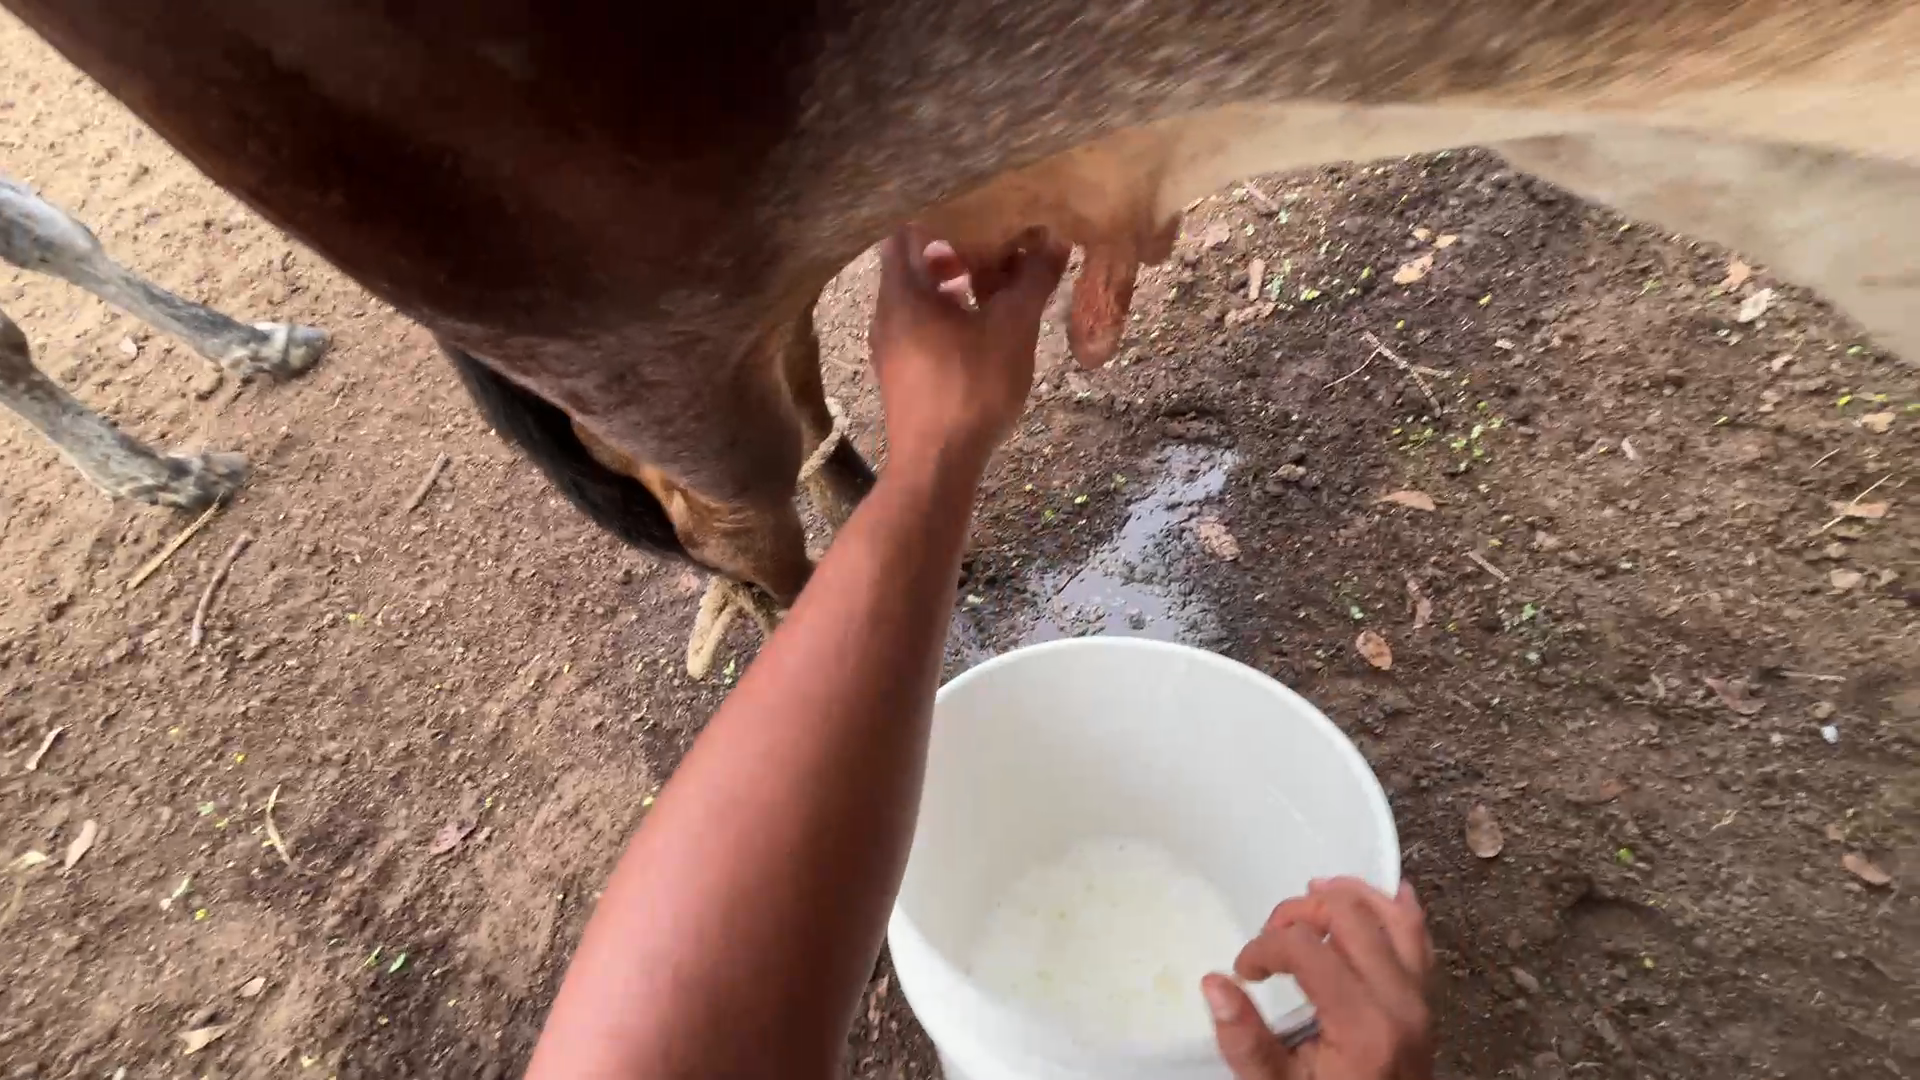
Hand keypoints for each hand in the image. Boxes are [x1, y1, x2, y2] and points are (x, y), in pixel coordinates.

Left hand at [870, 226, 1067, 473]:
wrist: (935, 465)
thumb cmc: (969, 389)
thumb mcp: (1011, 330)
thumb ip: (1033, 281)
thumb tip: (1055, 239)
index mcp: (902, 291)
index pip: (907, 228)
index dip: (941, 212)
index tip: (978, 208)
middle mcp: (886, 313)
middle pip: (913, 263)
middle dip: (954, 249)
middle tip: (994, 245)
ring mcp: (889, 347)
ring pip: (918, 298)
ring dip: (953, 287)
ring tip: (994, 287)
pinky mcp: (900, 374)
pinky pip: (920, 328)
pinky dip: (948, 317)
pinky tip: (981, 330)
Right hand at [1202, 878, 1435, 1079]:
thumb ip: (1246, 1042)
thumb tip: (1214, 983)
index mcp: (1365, 1028)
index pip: (1306, 948)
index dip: (1264, 948)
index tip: (1245, 971)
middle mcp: (1401, 1004)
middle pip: (1348, 914)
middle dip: (1299, 910)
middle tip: (1272, 935)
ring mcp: (1422, 999)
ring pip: (1391, 914)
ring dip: (1346, 894)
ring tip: (1309, 895)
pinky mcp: (1427, 998)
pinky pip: (1418, 935)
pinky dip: (1391, 904)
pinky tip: (1366, 896)